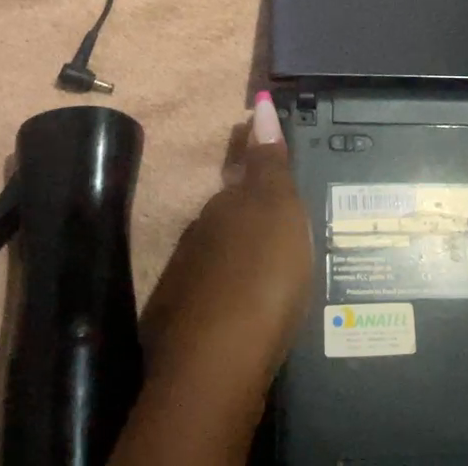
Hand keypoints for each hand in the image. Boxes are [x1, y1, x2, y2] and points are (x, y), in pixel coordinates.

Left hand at [112, 92, 310, 465]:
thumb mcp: (278, 210)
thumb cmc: (261, 275)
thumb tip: (260, 101)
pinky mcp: (182, 326)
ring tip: (276, 271)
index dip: (256, 165)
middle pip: (227, 218)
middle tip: (285, 225)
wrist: (217, 364)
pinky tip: (251, 312)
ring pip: (218, 258)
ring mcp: (186, 283)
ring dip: (241, 258)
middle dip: (250, 216)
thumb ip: (268, 162)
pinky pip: (214, 298)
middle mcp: (198, 237)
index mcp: (224, 207)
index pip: (240, 175)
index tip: (269, 160)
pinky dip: (233, 296)